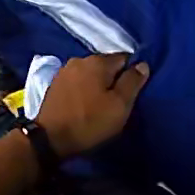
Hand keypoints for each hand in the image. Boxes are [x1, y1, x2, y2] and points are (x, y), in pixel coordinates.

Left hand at [35, 53, 149, 158]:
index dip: (132, 72)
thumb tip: (142, 64)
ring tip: (104, 102)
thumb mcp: (120, 105)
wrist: (52, 136)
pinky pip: (78, 80)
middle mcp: (79, 59)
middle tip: (121, 99)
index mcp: (97, 61)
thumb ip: (132, 82)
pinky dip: (85, 87)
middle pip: (106, 64)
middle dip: (115, 77)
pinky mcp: (56, 82)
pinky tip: (87, 101)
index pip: (124, 58)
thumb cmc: (90, 121)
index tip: (135, 89)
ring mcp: (65, 70)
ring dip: (99, 82)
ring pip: (91, 72)